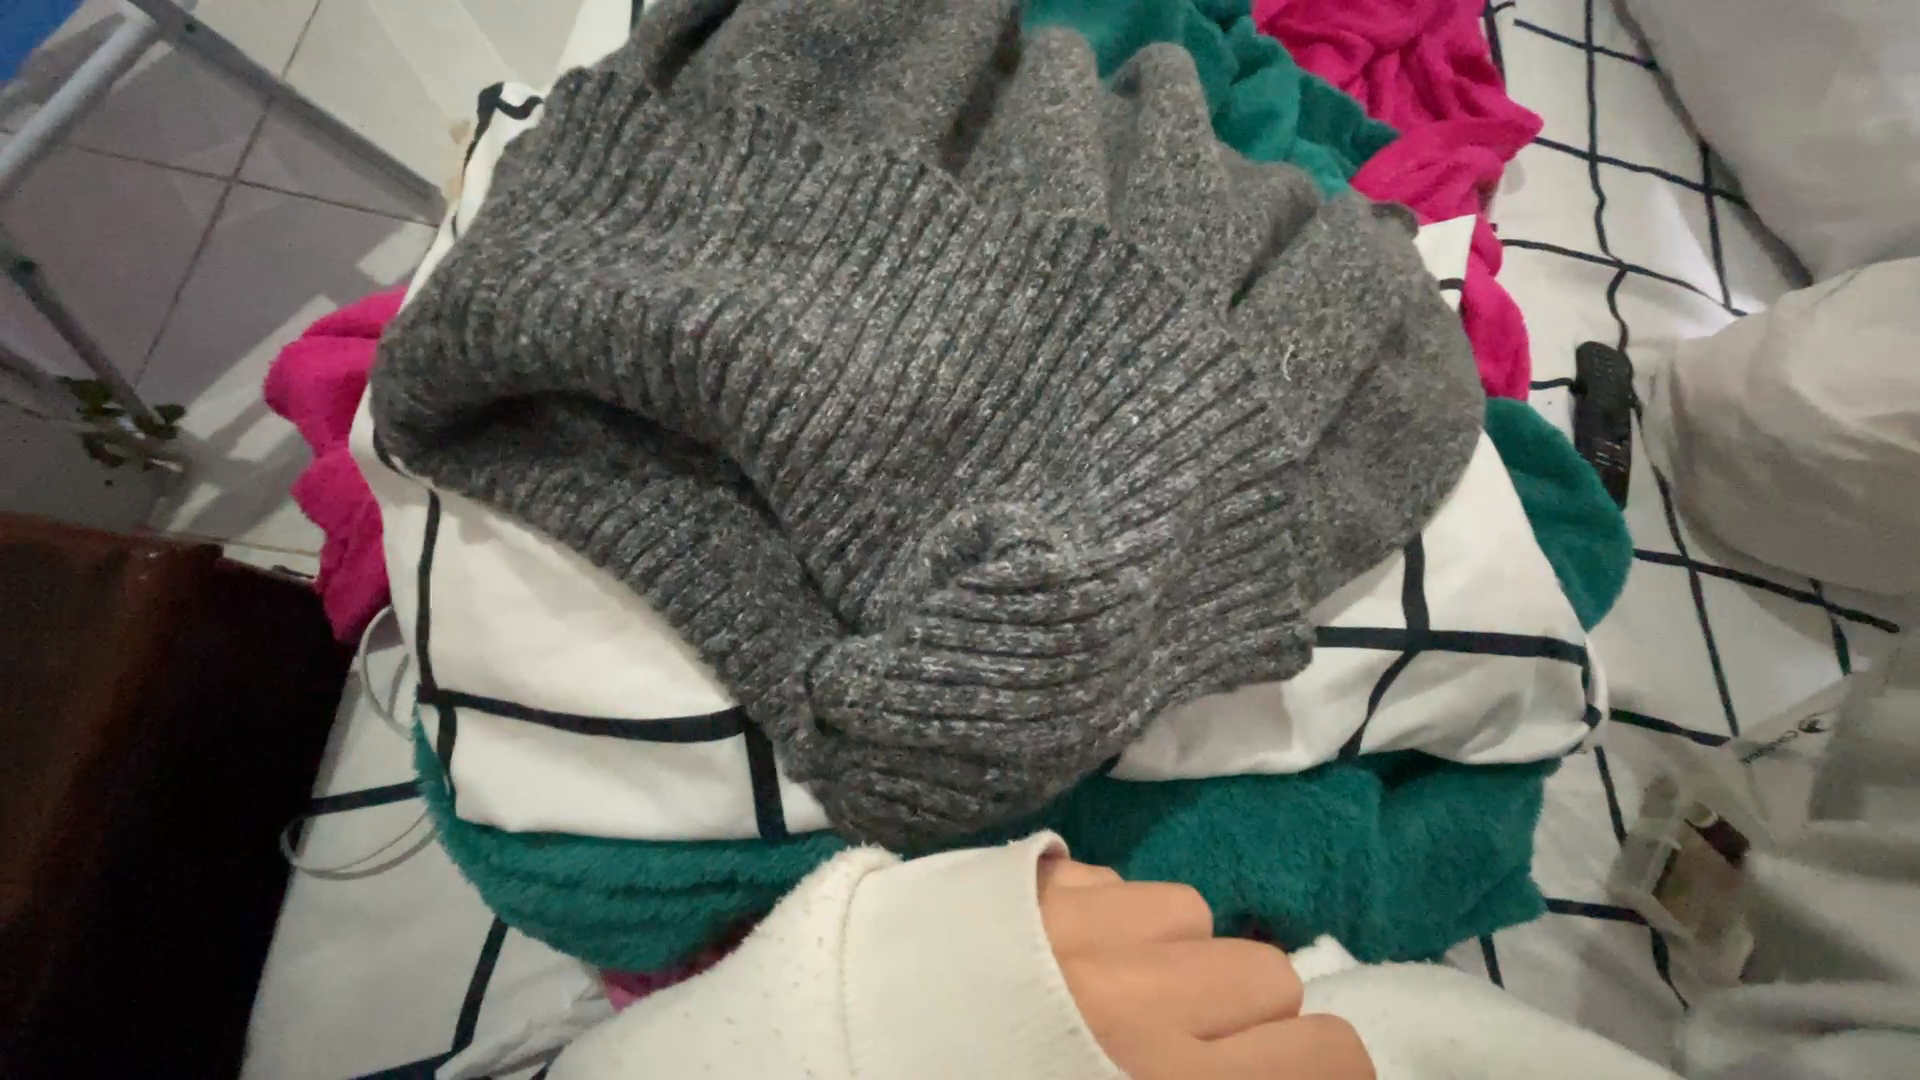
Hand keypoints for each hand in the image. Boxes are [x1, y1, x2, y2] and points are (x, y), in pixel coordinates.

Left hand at [1038, 858, 1374, 1079]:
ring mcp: (1089, 921)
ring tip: (1112, 985)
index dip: (1321, 1068)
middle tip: (1180, 1040)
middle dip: (1240, 1012)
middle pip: (1269, 972)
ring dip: (1172, 953)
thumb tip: (1250, 1061)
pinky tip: (1064, 945)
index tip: (1278, 1073)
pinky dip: (1114, 914)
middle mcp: (1145, 997)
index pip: (1327, 1055)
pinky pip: (1124, 882)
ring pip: (1194, 916)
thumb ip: (1200, 1079)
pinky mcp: (1041, 876)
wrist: (858, 1050)